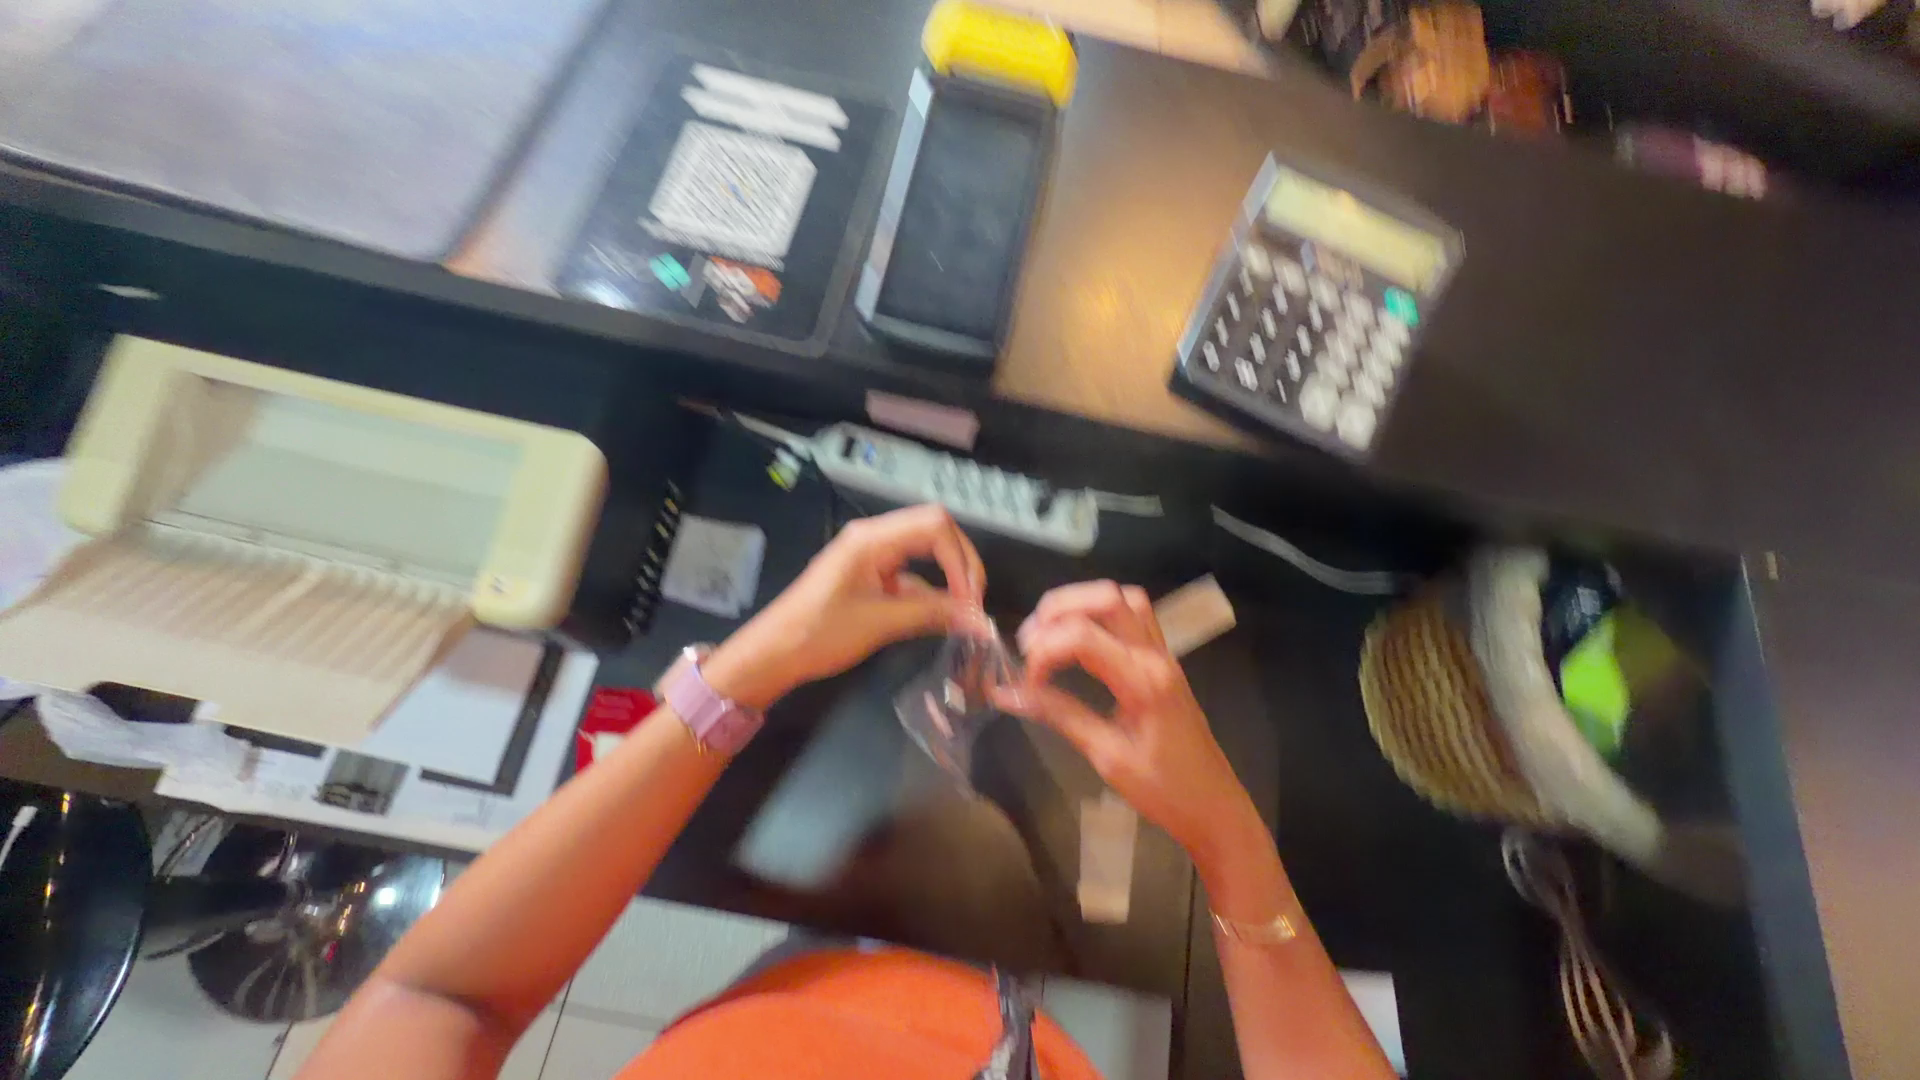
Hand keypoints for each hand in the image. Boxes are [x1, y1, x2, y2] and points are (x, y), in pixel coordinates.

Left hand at [704, 504, 985, 709]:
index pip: (935, 525)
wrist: (774, 652)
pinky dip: (931, 592)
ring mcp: (872, 554)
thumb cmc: (820, 633)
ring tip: (966, 612)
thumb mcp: (881, 623)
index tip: (970, 599)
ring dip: (949, 577)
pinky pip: (911, 574)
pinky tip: (944, 617)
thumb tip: (979, 619)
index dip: (961, 559)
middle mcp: (874, 537)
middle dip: (961, 563)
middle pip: (935, 531)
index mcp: (872, 538)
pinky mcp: (871, 574)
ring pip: (926, 552)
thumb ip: (933, 614)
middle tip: (975, 602)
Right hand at [992, 581, 1258, 862]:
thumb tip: (1008, 693)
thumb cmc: (1164, 791)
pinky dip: (1100, 615)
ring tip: (1050, 634)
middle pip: (1107, 598)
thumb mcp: (1106, 757)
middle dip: (1058, 609)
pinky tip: (1079, 642)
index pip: (1083, 636)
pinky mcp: (1163, 662)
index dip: (1043, 650)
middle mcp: (1155, 656)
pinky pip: (1134, 617)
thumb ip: (1059, 715)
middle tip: (1029, 642)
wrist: (1215, 808)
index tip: (1026, 682)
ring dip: (1082, 604)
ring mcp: (1163, 655)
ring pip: (1124, 599)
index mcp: (1143, 680)